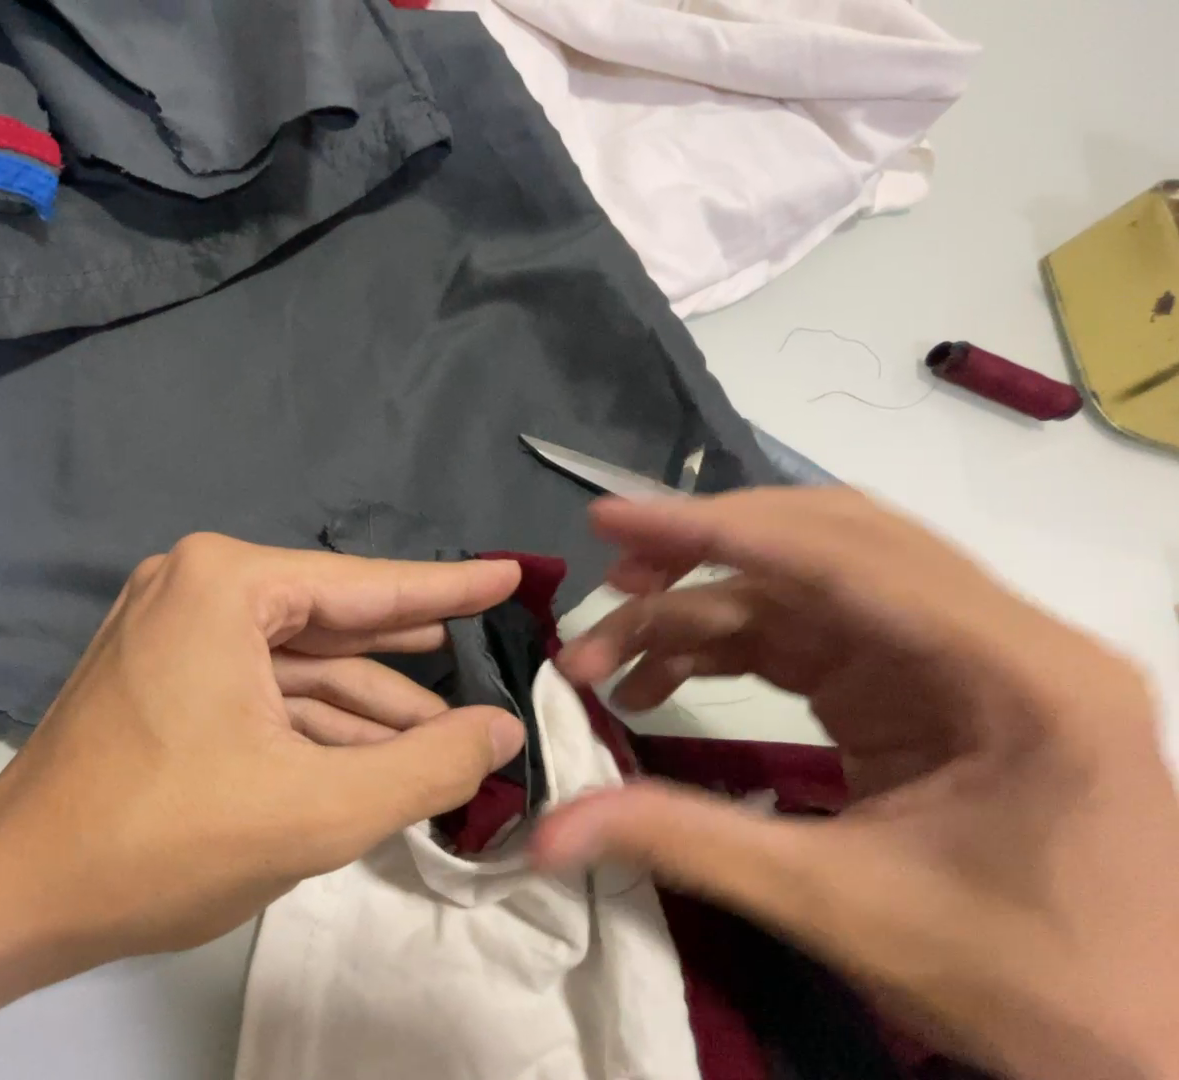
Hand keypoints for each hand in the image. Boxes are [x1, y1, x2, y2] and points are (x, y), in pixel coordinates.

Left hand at [0, 538, 521, 1079]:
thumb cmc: (132, 836)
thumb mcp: (291, 804)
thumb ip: (401, 764)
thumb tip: (492, 733)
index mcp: (224, 588)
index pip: (365, 581)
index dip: (446, 580)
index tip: (513, 570)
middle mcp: (200, 593)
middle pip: (340, 628)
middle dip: (422, 658)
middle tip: (510, 676)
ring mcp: (185, 642)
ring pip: (311, 673)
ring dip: (378, 714)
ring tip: (460, 746)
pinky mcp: (174, 692)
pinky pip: (283, 705)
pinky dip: (337, 737)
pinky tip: (388, 769)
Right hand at [532, 489, 1178, 1079]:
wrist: (1152, 1049)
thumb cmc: (1032, 981)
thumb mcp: (841, 907)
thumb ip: (685, 842)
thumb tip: (546, 830)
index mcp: (1014, 673)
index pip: (843, 558)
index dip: (713, 530)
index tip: (608, 523)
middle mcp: (995, 638)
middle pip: (825, 542)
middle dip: (700, 551)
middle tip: (606, 577)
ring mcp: (957, 658)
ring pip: (800, 586)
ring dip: (695, 608)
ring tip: (601, 657)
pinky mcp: (919, 688)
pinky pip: (801, 634)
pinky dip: (719, 647)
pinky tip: (654, 684)